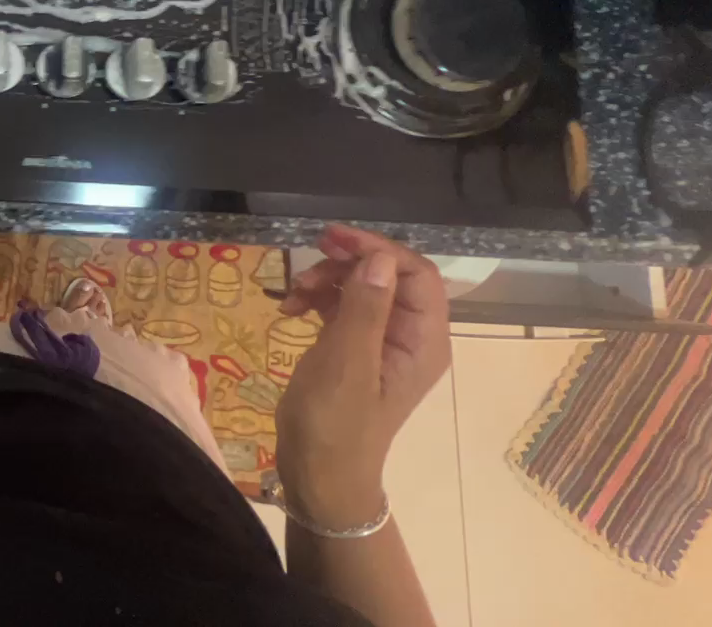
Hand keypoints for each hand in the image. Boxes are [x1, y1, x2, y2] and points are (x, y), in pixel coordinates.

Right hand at [273, 224, 451, 528]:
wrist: (318, 472)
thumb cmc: (336, 422)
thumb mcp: (347, 363)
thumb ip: (365, 309)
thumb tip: (379, 257)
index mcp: (422, 341)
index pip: (416, 275)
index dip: (377, 249)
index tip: (330, 239)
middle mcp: (408, 336)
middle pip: (388, 275)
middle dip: (346, 263)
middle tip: (305, 262)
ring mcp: (379, 341)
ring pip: (360, 286)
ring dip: (325, 280)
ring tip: (291, 294)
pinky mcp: (352, 346)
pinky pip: (341, 305)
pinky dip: (315, 298)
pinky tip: (288, 308)